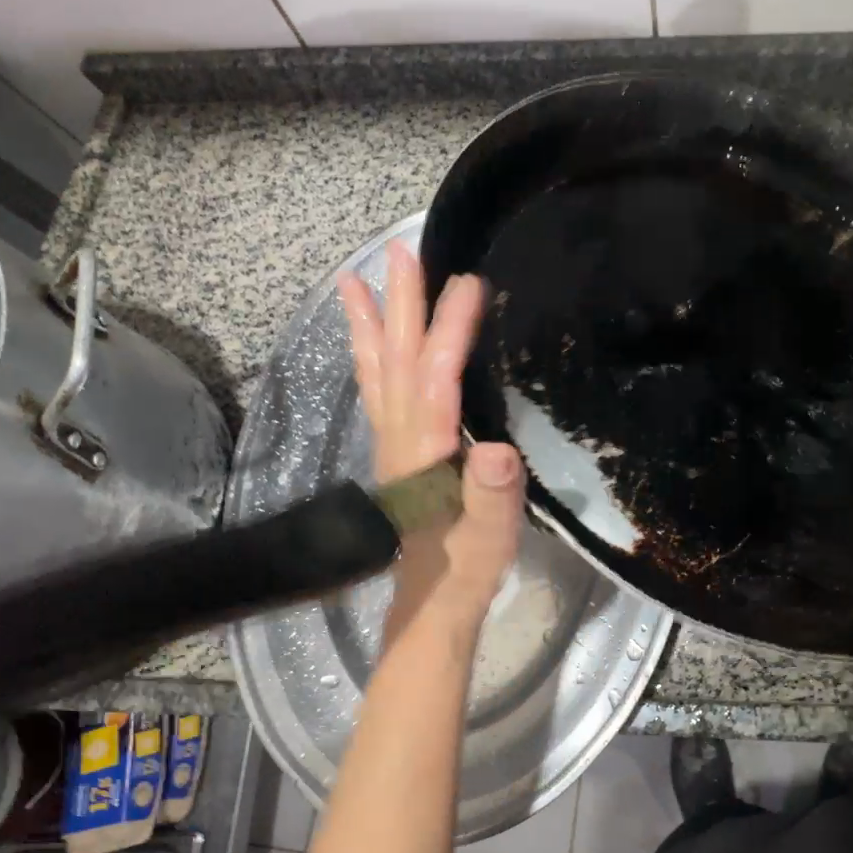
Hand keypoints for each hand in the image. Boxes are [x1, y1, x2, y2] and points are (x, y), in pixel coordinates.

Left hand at [337, 243, 522, 621]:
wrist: (432, 601)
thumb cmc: (469, 567)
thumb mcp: (491, 538)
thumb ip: (492, 496)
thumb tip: (496, 450)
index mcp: (426, 452)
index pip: (436, 379)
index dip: (451, 330)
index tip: (470, 284)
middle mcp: (400, 437)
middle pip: (398, 360)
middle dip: (400, 304)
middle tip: (401, 251)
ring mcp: (392, 440)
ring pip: (378, 370)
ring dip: (371, 321)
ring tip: (357, 278)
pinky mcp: (395, 445)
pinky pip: (376, 386)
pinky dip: (368, 352)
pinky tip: (369, 335)